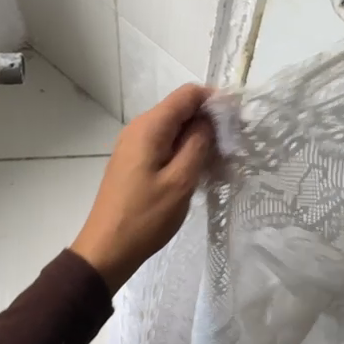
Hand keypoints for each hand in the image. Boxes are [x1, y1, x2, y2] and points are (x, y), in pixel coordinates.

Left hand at [71, 84, 215, 289]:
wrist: (106, 249)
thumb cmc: (145, 217)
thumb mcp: (180, 181)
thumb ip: (198, 143)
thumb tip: (210, 118)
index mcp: (150, 127)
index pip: (188, 94)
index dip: (215, 100)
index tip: (237, 121)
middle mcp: (139, 128)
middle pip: (180, 109)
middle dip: (208, 122)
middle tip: (232, 148)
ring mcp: (134, 145)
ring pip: (174, 129)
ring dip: (198, 140)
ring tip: (219, 164)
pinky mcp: (134, 161)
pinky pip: (164, 145)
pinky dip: (184, 152)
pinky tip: (198, 173)